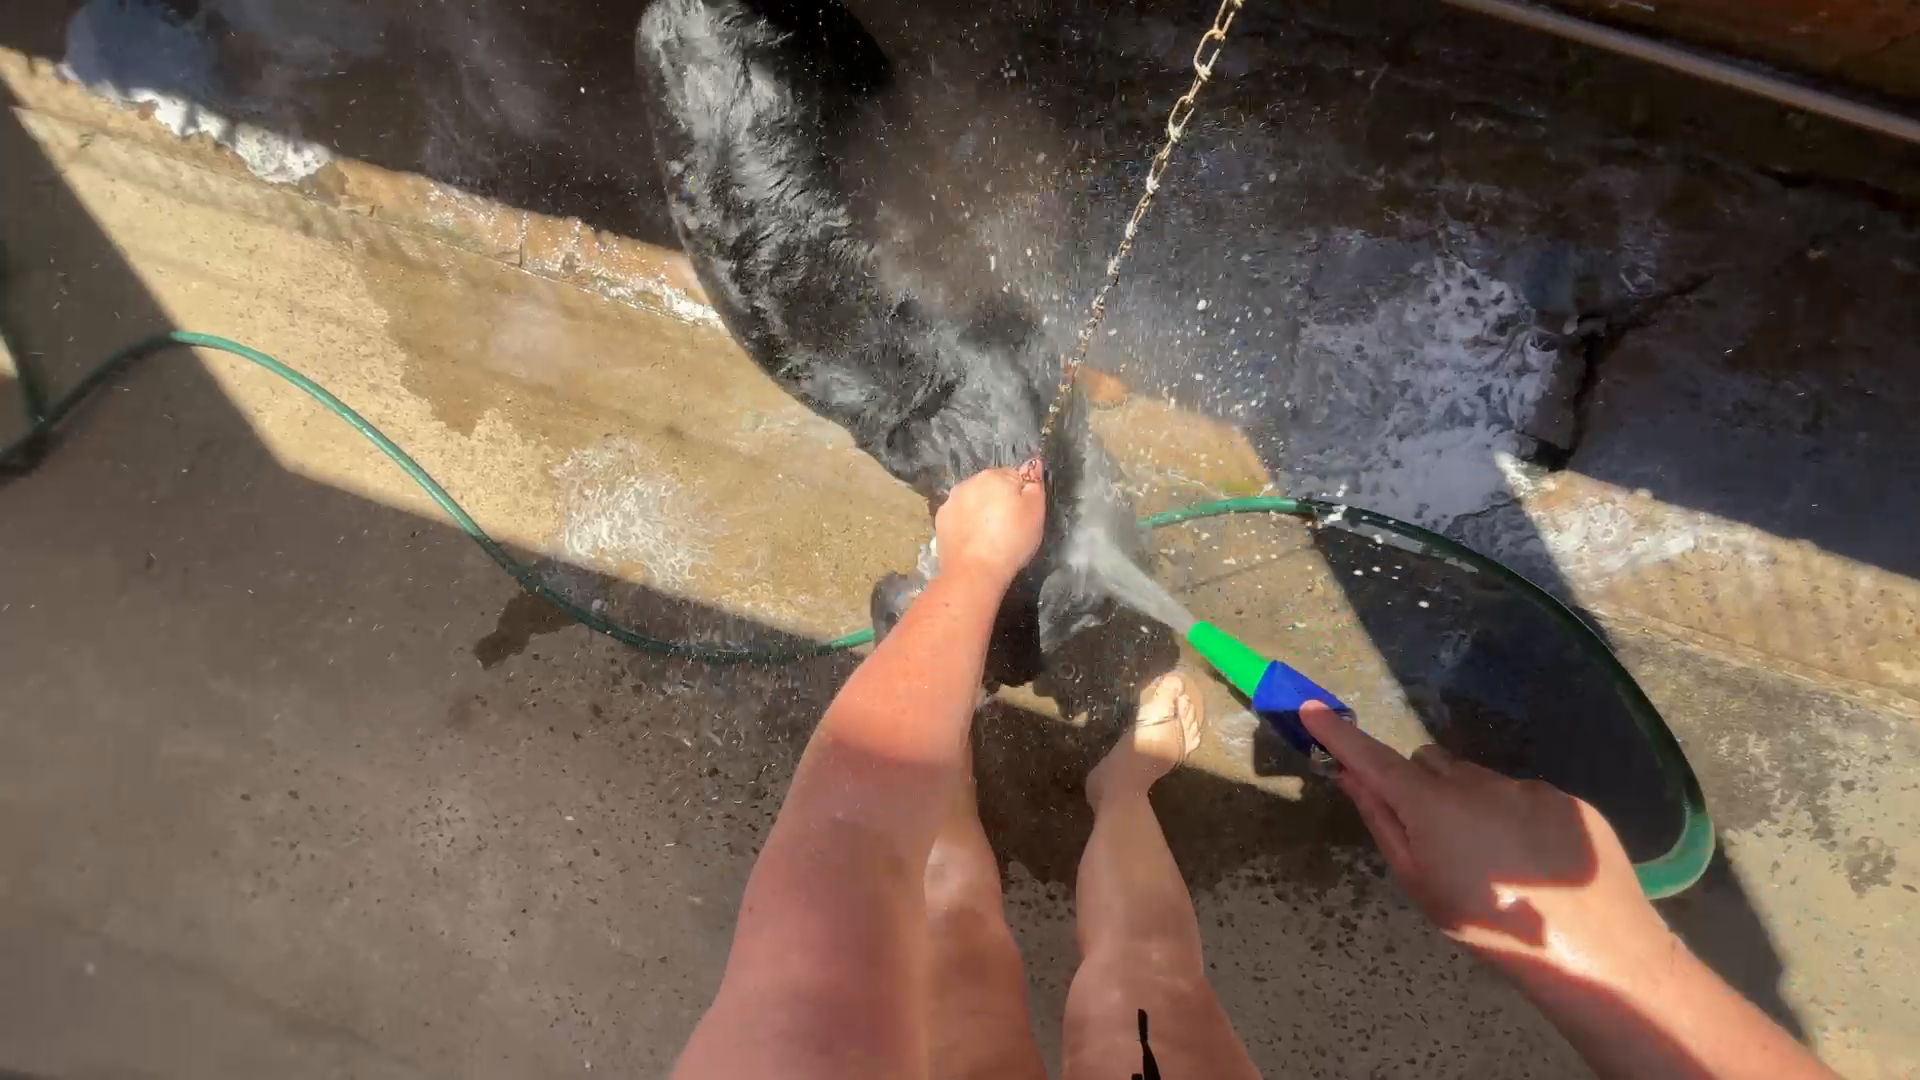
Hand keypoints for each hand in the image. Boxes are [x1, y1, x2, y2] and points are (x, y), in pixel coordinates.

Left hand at [934, 459, 1045, 584]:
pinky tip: (973, 541)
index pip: (1014, 477)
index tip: (1022, 516)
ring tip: (989, 536)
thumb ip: (1035, 484)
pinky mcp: (940, 519)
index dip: (1021, 497)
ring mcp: (951, 500)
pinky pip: (959, 515)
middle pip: (991, 487)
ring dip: (981, 511)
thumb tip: (1033, 463)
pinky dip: (966, 523)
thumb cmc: (1010, 541)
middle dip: (999, 501)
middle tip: (1008, 528)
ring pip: (973, 500)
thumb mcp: (1035, 512)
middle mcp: (969, 482)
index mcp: (995, 476)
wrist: (974, 571)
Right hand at [1302, 705, 1677, 988]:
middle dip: (1419, 784)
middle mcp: (1473, 781)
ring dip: (1469, 801)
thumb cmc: (1487, 922)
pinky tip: (1535, 857)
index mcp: (1429, 804)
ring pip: (1476, 779)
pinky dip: (1515, 815)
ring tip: (1496, 855)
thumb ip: (1381, 821)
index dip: (1338, 733)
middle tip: (1435, 832)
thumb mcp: (1417, 881)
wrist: (1601, 955)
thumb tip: (1351, 777)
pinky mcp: (1566, 799)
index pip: (1370, 757)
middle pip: (1426, 763)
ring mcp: (1524, 786)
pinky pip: (1522, 794)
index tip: (1310, 708)